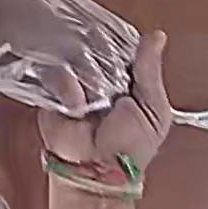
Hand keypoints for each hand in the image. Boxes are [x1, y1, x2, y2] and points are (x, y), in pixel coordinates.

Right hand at [38, 31, 172, 170]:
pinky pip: (53, 74)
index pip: (116, 45)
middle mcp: (95, 76)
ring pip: (71, 57)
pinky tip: (76, 106)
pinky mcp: (50, 91)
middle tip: (105, 80)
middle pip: (90, 46)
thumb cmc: (130, 148)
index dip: (114, 40)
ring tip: (91, 102)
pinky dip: (66, 88)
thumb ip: (150, 72)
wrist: (96, 172)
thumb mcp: (153, 110)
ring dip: (83, 78)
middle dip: (97, 59)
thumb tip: (157, 36)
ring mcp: (72, 82)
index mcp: (122, 77)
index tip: (113, 38)